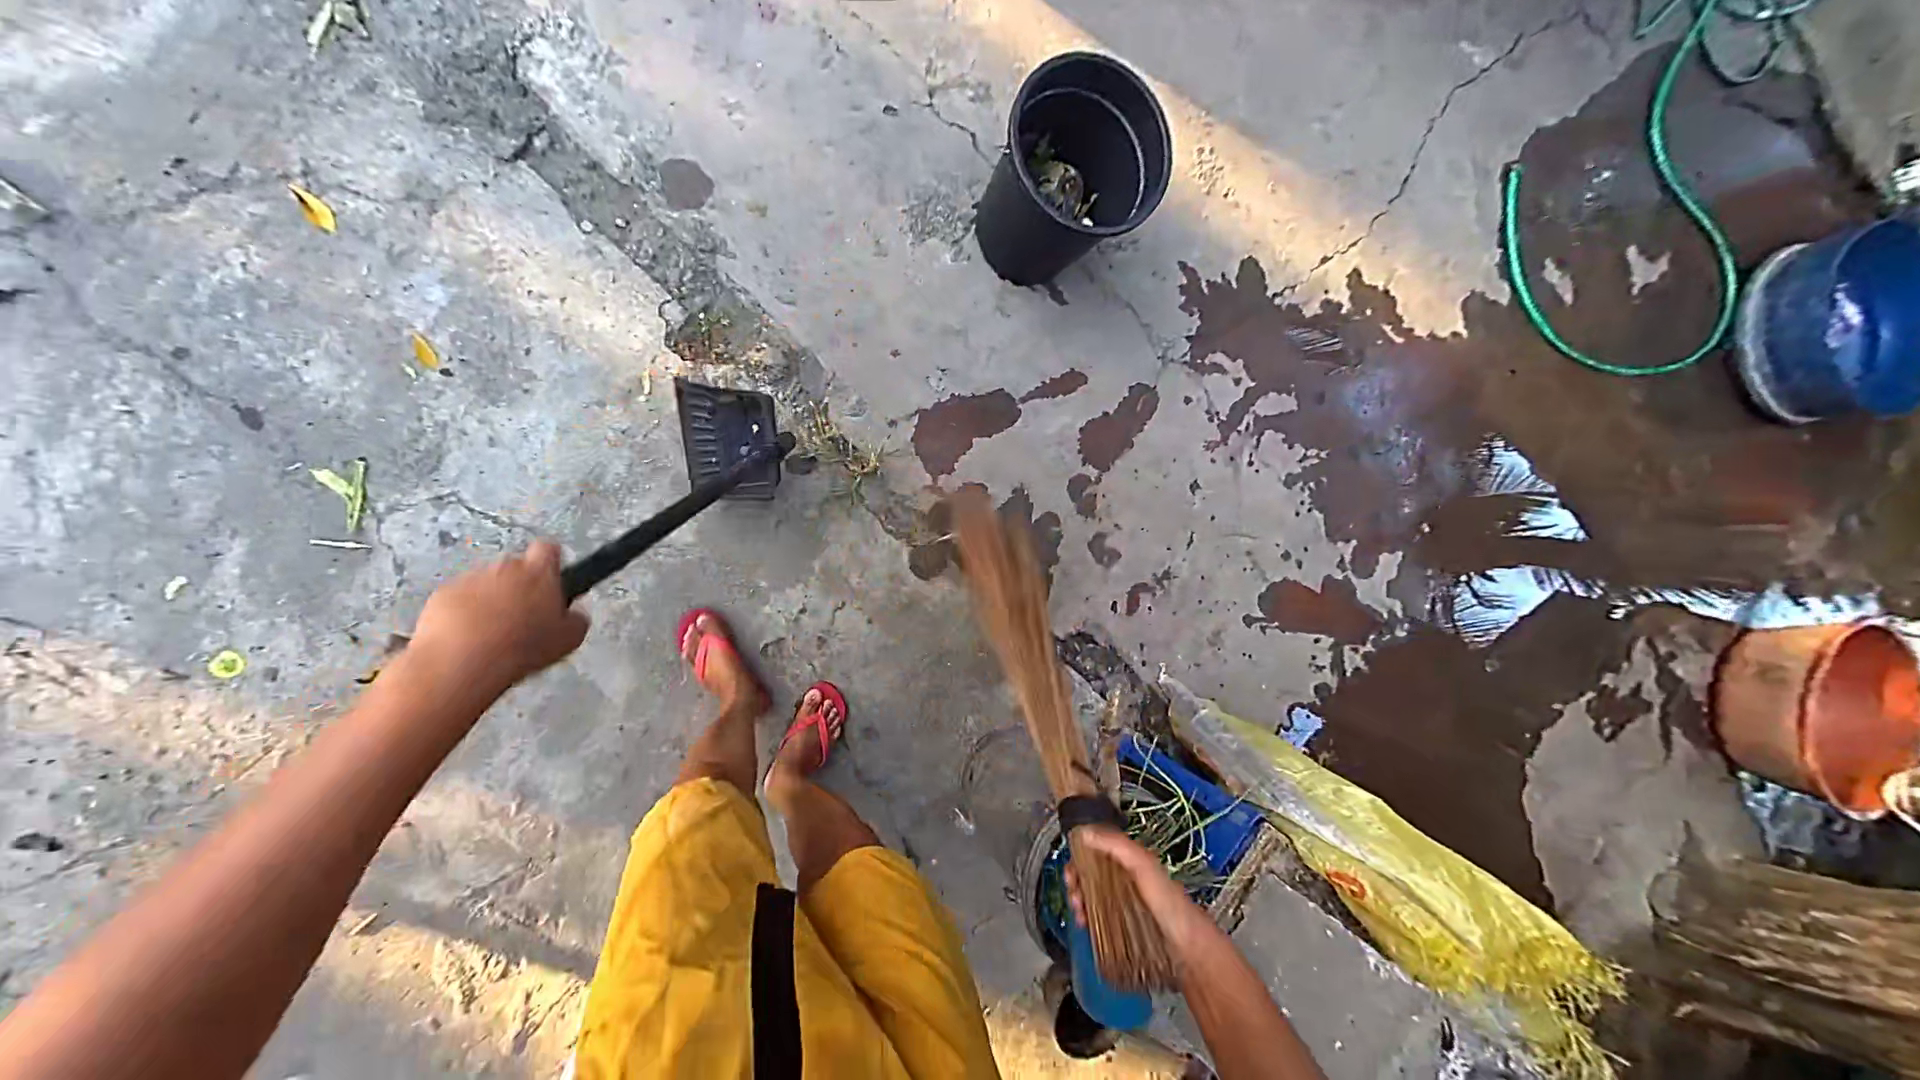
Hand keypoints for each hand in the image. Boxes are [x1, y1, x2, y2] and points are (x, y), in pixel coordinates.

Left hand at [407, 541, 589, 693]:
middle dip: (520, 586)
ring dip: (492, 599)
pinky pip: (459, 597)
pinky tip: (471, 636)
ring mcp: (471, 578)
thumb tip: (576, 614)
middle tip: (524, 614)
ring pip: (487, 582)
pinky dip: (464, 612)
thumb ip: (577, 617)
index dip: (552, 562)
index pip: (549, 549)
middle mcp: (506, 568)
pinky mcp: (443, 594)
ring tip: (495, 631)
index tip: (552, 577)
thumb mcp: (569, 638)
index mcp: (541, 572)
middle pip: (516, 566)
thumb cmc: (519, 648)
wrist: (462, 662)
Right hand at [1066, 825, 1217, 964]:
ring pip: (1093, 896)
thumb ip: (1116, 844)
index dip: (1081, 857)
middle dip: (1077, 881)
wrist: (1189, 948)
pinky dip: (1088, 919)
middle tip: (1073, 892)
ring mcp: (1126, 904)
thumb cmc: (1171, 904)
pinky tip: (1086, 924)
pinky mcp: (1125, 926)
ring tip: (1079, 911)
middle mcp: (1128, 880)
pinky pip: (1099, 918)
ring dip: (1080, 901)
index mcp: (1132, 861)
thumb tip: (1087, 832)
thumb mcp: (1143, 864)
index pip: (1097, 851)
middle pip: (1092, 875)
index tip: (1071, 868)